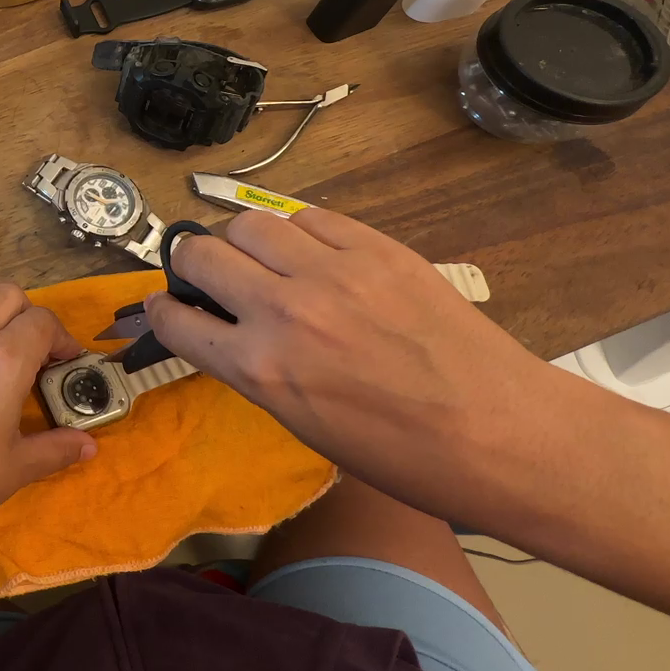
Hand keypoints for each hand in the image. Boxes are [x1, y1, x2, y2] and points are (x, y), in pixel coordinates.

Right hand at [144, 208, 548, 505]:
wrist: (508, 436)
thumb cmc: (399, 453)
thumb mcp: (299, 421)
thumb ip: (249, 365)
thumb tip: (220, 327)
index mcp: (260, 368)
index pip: (175, 318)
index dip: (162, 309)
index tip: (166, 305)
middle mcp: (282, 312)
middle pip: (199, 254)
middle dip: (191, 264)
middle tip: (211, 277)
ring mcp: (331, 273)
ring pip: (247, 223)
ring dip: (240, 242)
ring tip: (263, 260)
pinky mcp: (375, 249)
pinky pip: (307, 216)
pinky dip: (296, 232)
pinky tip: (311, 253)